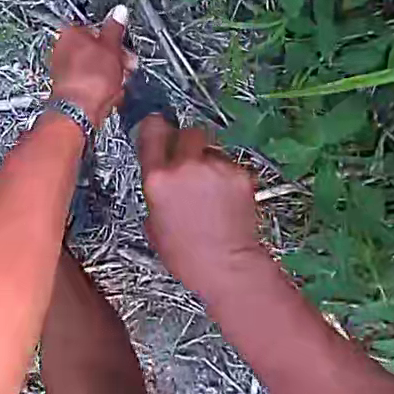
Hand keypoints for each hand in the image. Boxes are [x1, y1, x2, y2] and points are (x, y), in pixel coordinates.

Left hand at [49, 5, 133, 125]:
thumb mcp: (111, 47)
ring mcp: (66, 71)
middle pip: (95, 48)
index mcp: (69, 33)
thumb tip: (119, 12)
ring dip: (112, 73)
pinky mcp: (71, 88)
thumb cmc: (90, 79)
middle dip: (115, 56)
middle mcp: (63, 50)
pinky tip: (112, 93)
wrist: (80, 111)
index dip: (113, 36)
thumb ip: (115, 28)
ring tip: (121, 81)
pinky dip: (103, 86)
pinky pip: (92, 82)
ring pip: (95, 66)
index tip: (123, 43)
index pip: (94, 26)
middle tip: (127, 62)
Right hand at [136, 117, 265, 284]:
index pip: (153, 130)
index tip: (159, 129)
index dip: (156, 127)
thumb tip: (165, 176)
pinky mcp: (240, 174)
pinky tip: (227, 199)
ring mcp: (216, 167)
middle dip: (188, 143)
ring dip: (209, 162)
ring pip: (212, 149)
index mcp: (158, 178)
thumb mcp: (154, 221)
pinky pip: (230, 165)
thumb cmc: (184, 254)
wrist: (226, 266)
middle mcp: (186, 165)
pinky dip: (228, 177)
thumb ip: (158, 190)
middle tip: (190, 163)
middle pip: (188, 132)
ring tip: (212, 190)